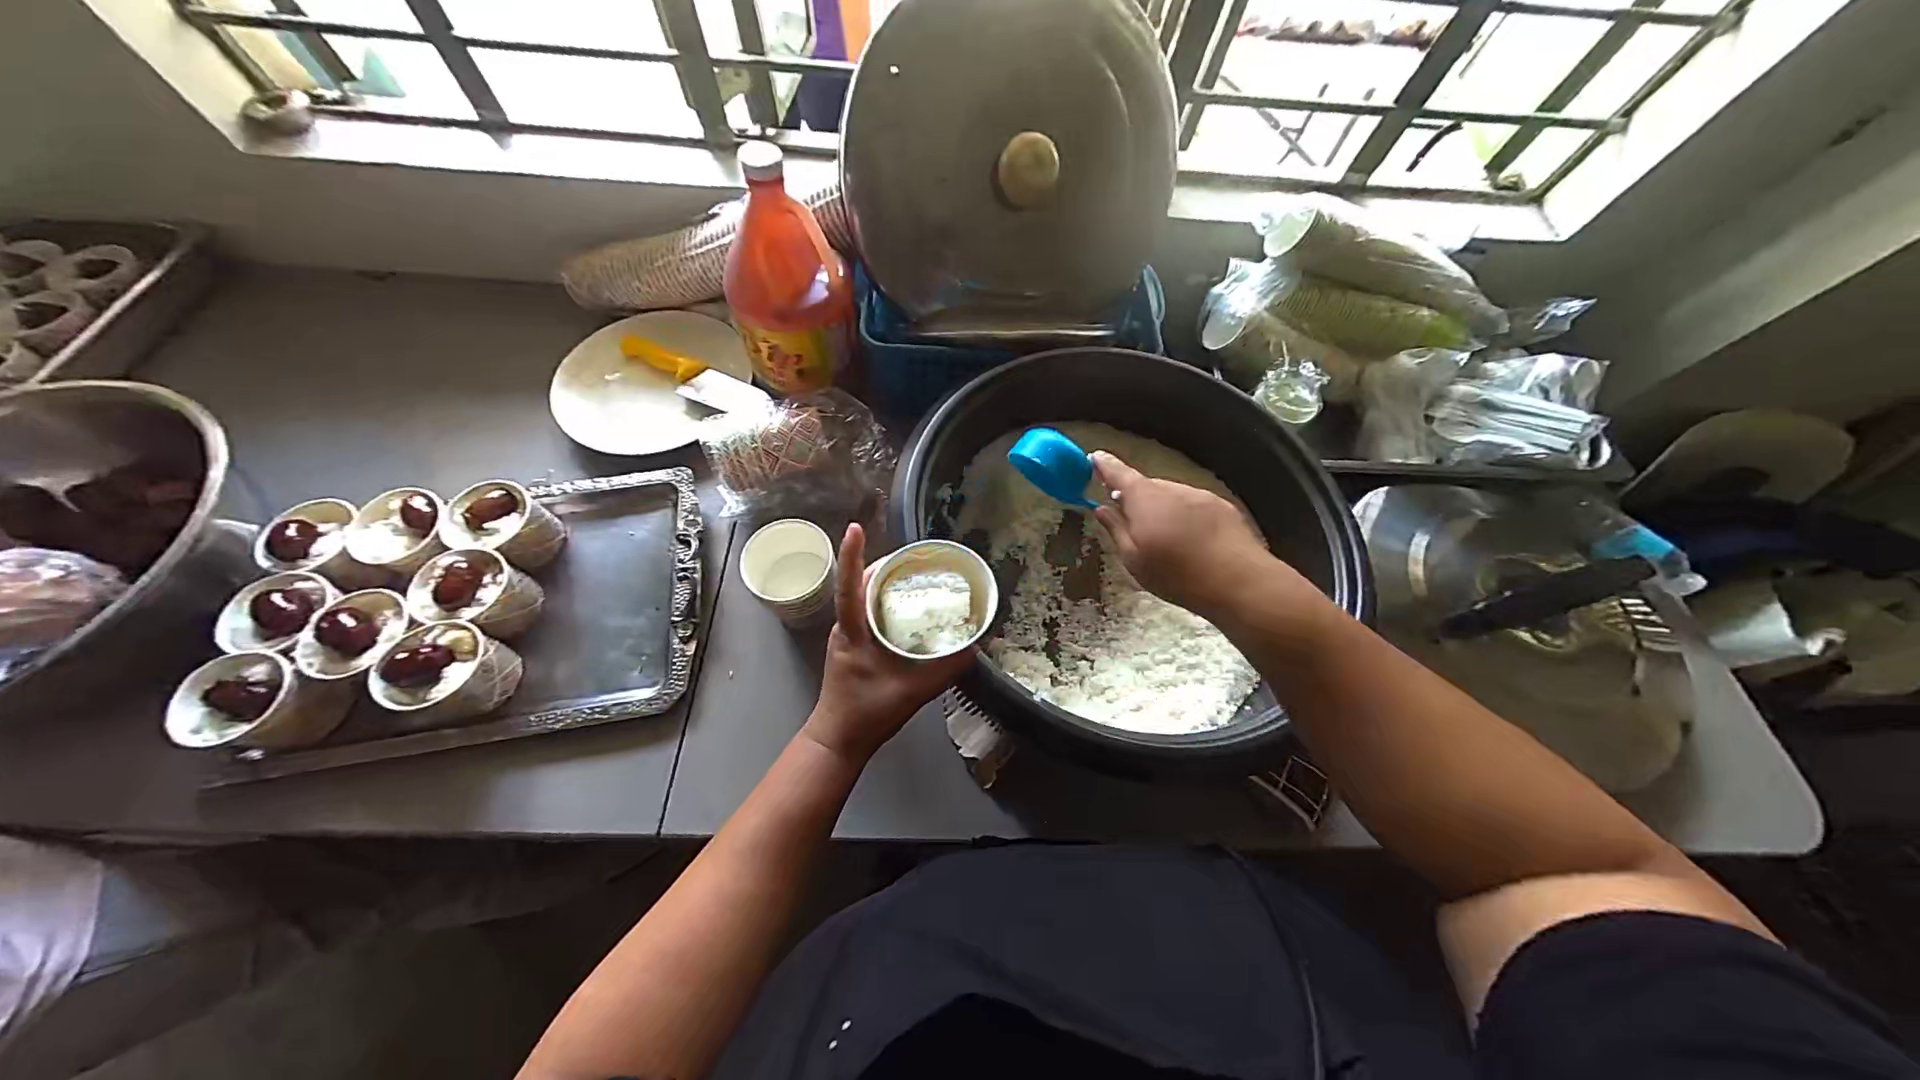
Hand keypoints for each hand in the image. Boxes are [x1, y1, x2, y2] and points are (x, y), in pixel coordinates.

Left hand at [802, 523, 972, 763]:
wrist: (838, 741)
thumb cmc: (866, 714)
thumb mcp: (912, 691)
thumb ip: (944, 670)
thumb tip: (974, 646)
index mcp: (852, 633)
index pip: (849, 587)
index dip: (852, 556)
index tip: (855, 527)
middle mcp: (845, 628)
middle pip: (860, 584)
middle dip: (884, 563)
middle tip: (916, 554)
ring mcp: (847, 636)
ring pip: (864, 598)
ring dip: (886, 582)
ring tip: (918, 573)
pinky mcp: (853, 646)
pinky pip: (868, 612)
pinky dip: (887, 601)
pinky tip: (909, 607)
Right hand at [1091, 451, 1315, 622]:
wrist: (1237, 581)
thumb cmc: (1176, 574)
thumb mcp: (1133, 558)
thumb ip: (1116, 529)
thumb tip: (1102, 509)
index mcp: (1144, 499)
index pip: (1119, 474)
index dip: (1105, 466)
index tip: (1095, 458)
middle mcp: (1172, 489)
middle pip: (1147, 487)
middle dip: (1135, 497)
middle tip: (1126, 517)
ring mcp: (1199, 496)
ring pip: (1171, 497)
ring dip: (1161, 509)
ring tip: (1160, 537)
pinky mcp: (1221, 507)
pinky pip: (1192, 506)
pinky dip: (1184, 516)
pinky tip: (1187, 540)